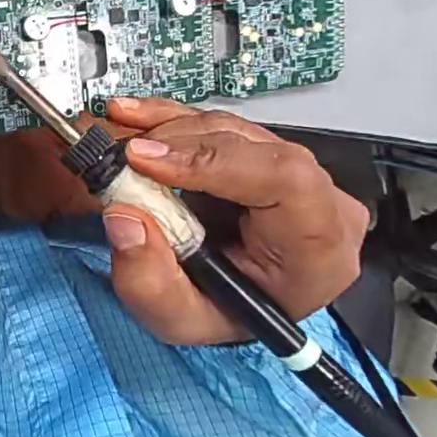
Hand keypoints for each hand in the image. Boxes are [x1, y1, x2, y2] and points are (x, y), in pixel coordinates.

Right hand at [100, 98, 369, 344]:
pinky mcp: (261, 154)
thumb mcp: (177, 319)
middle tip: (120, 158)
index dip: (211, 159)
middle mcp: (319, 202)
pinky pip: (216, 123)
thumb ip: (149, 280)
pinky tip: (133, 116)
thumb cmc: (217, 314)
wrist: (227, 305)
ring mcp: (293, 172)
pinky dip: (168, 119)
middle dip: (177, 144)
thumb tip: (125, 217)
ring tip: (117, 145)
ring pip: (229, 128)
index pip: (283, 179)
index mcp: (318, 249)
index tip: (146, 160)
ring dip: (166, 130)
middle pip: (252, 145)